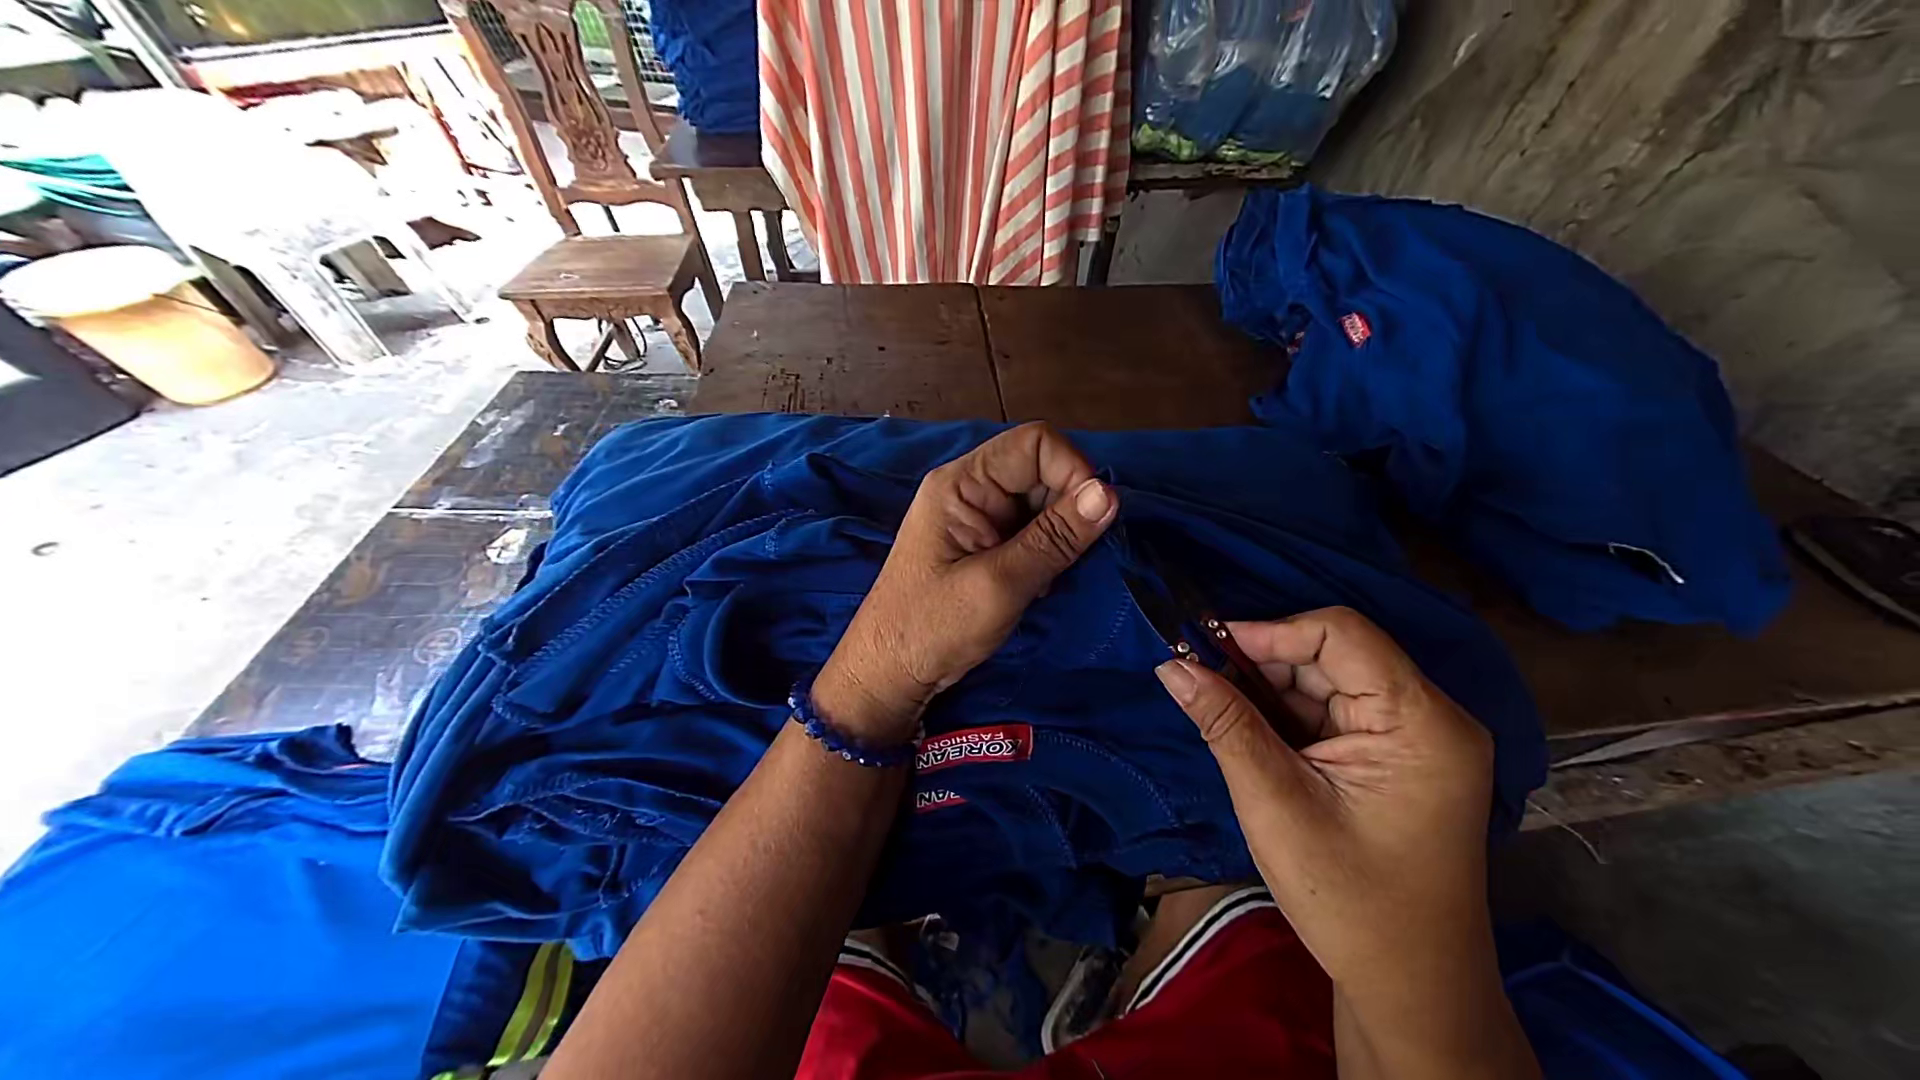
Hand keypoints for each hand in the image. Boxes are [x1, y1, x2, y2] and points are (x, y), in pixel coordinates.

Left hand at [814, 423, 1118, 742]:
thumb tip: (1109, 494)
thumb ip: (1054, 538)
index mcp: (961, 483)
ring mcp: (977, 517)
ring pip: (1042, 503)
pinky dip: (1046, 554)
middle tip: (1061, 562)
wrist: (889, 674)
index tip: (1092, 519)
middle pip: (1041, 470)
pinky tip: (1034, 586)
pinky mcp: (984, 544)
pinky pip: (1032, 531)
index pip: (1035, 444)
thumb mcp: (999, 585)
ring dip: (1058, 537)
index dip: (1073, 470)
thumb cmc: (931, 629)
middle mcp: (970, 489)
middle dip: (1066, 511)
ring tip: (1041, 580)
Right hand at [1152, 607, 1496, 998]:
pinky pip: (1333, 711)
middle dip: (1264, 664)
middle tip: (1203, 682)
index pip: (1342, 634)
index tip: (1207, 648)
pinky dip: (1286, 715)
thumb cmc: (1348, 900)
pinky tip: (1252, 733)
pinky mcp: (1395, 756)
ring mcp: (1416, 737)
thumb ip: (1224, 723)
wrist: (1409, 987)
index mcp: (1421, 722)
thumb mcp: (1274, 803)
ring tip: (1222, 712)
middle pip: (1335, 655)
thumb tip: (1171, 664)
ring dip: (1270, 691)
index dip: (1271, 632)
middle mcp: (1429, 717)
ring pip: (1327, 681)